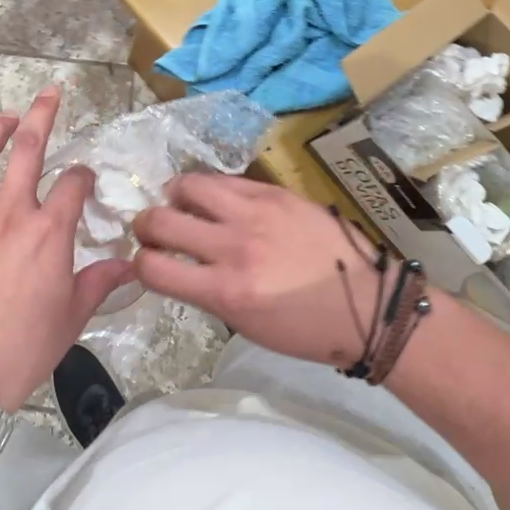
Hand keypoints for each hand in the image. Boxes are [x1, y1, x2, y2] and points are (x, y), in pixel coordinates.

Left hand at [0, 86, 135, 410]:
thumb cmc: (25, 345)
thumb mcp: (73, 316)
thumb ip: (99, 282)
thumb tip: (130, 266)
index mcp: (49, 230)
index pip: (73, 183)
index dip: (83, 175)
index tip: (84, 180)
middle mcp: (12, 211)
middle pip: (29, 146)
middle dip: (43, 113)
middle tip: (50, 92)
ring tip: (6, 118)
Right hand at [133, 173, 386, 368]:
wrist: (369, 305)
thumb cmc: (305, 329)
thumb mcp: (245, 323)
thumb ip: (205, 291)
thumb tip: (175, 265)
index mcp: (226, 292)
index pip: (153, 268)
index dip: (140, 265)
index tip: (147, 263)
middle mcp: (234, 247)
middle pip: (160, 220)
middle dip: (145, 225)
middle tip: (152, 230)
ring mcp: (255, 213)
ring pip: (188, 184)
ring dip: (174, 196)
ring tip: (181, 204)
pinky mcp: (275, 193)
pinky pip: (226, 180)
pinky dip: (211, 190)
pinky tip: (217, 200)